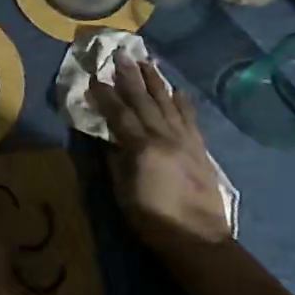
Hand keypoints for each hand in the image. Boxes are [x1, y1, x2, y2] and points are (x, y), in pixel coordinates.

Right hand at [89, 56, 231, 251]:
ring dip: (155, 81)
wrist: (198, 239)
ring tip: (146, 62)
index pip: (119, 114)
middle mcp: (163, 136)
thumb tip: (108, 138)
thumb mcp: (123, 193)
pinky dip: (183, 102)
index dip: (106, 95)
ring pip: (167, 102)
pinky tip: (178, 89)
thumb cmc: (153, 220)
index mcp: (141, 148)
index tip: (94, 78)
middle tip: (121, 55)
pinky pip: (189, 117)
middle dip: (130, 77)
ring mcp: (184, 139)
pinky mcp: (199, 147)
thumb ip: (115, 161)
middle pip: (144, 100)